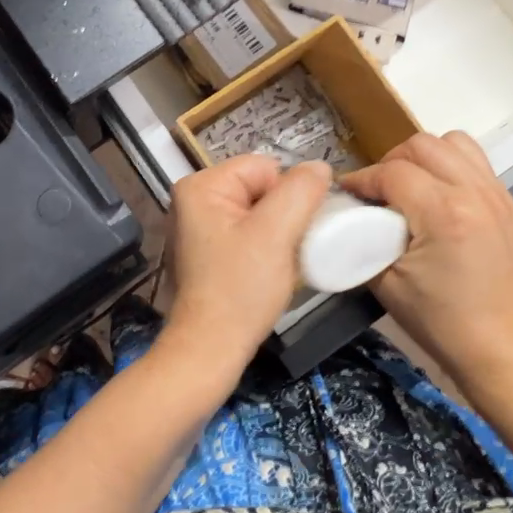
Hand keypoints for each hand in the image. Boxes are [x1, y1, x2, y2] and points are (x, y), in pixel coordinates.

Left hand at [161, 156, 332, 372]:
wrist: (212, 347)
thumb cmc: (241, 289)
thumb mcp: (277, 233)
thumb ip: (301, 191)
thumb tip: (319, 166)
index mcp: (200, 185)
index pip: (265, 167)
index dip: (288, 194)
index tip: (291, 230)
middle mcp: (192, 199)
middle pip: (260, 187)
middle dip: (282, 214)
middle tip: (286, 248)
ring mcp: (197, 225)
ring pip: (258, 212)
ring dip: (277, 232)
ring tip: (278, 261)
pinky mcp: (206, 250)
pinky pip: (248, 232)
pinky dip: (264, 246)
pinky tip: (266, 269)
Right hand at [339, 132, 512, 388]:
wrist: (504, 351)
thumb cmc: (440, 323)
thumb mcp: (386, 285)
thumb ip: (363, 242)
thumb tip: (347, 220)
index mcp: (443, 213)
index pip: (391, 172)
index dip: (362, 179)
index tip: (346, 193)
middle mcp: (475, 194)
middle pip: (423, 145)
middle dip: (392, 162)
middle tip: (378, 191)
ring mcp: (501, 198)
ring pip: (457, 144)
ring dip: (427, 157)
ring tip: (412, 186)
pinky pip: (479, 168)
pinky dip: (453, 172)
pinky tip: (442, 202)